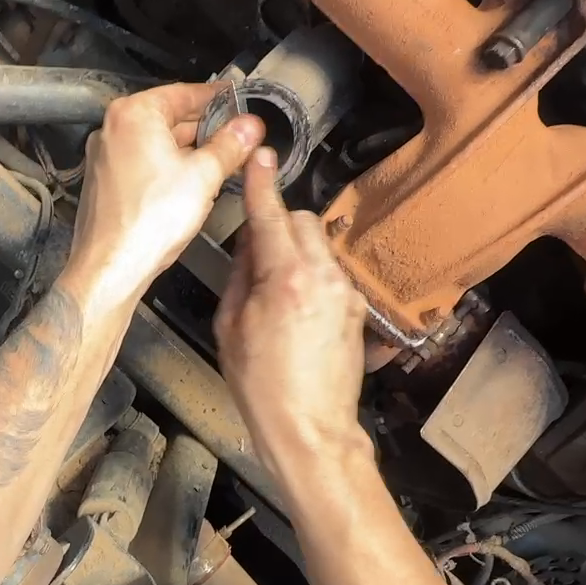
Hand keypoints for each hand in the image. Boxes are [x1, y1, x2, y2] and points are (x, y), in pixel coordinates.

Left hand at [61, 83, 263, 312]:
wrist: (112, 267)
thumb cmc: (148, 222)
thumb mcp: (204, 176)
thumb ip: (230, 145)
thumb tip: (248, 127)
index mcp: (134, 115)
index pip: (184, 92)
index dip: (216, 99)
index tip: (236, 101)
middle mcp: (112, 131)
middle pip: (167, 118)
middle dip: (203, 128)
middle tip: (235, 136)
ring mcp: (104, 159)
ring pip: (154, 144)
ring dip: (186, 151)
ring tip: (217, 163)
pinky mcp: (104, 185)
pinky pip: (140, 166)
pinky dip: (165, 169)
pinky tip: (187, 184)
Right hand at [215, 147, 370, 489]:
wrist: (308, 427)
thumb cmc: (261, 386)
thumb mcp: (229, 328)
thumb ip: (240, 276)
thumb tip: (249, 247)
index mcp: (285, 278)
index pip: (271, 215)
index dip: (261, 184)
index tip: (259, 157)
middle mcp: (323, 276)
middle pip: (304, 220)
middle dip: (279, 224)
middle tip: (253, 253)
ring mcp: (346, 292)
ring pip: (319, 246)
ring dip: (294, 251)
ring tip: (271, 291)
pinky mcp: (356, 308)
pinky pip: (330, 273)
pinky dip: (310, 275)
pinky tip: (292, 310)